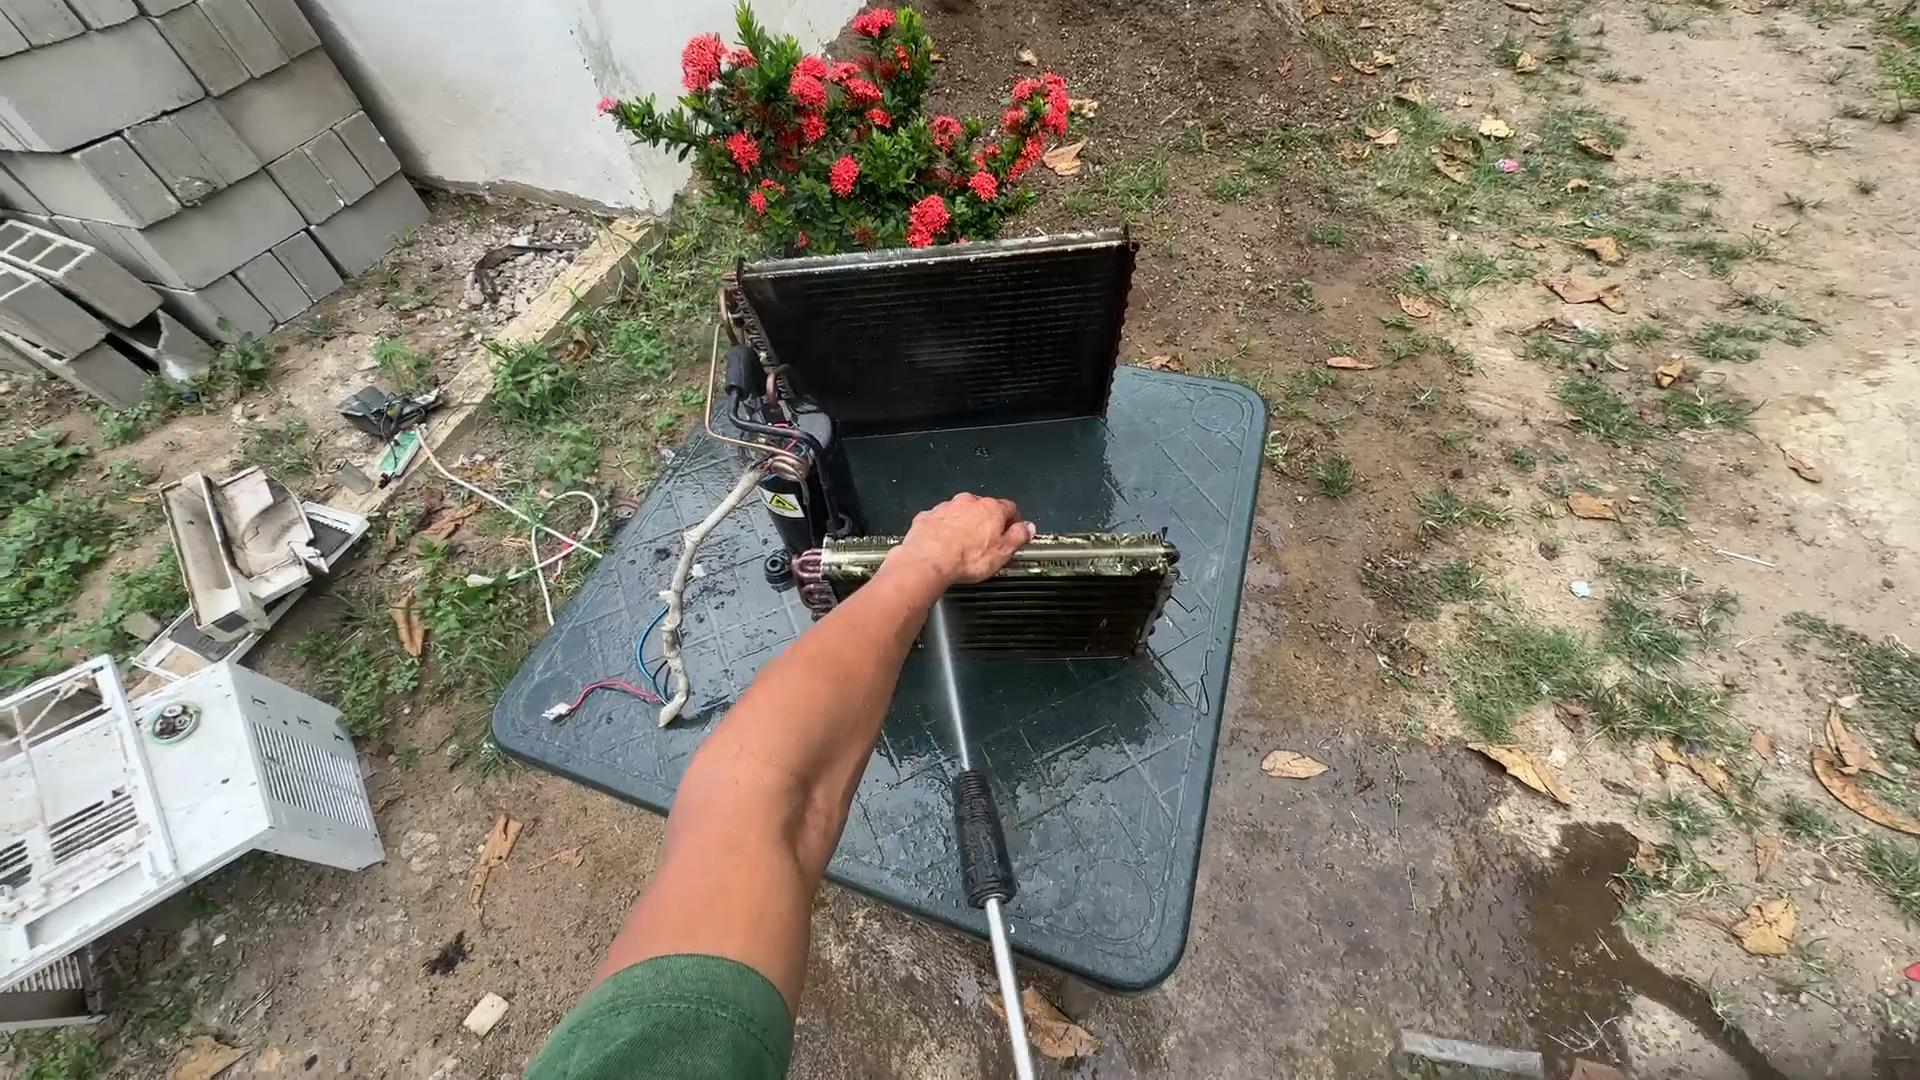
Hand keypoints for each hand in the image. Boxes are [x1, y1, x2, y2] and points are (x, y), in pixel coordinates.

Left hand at [890, 493, 1034, 586]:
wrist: (928, 561)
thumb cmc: (966, 558)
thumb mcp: (1003, 552)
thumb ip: (1018, 536)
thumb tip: (1028, 528)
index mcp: (991, 508)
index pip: (1010, 508)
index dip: (1013, 521)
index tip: (1012, 533)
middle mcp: (968, 502)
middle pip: (983, 509)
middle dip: (986, 523)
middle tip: (986, 545)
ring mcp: (946, 507)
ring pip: (960, 513)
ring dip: (963, 525)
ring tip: (963, 549)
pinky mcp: (927, 516)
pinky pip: (940, 521)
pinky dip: (943, 530)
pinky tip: (943, 547)